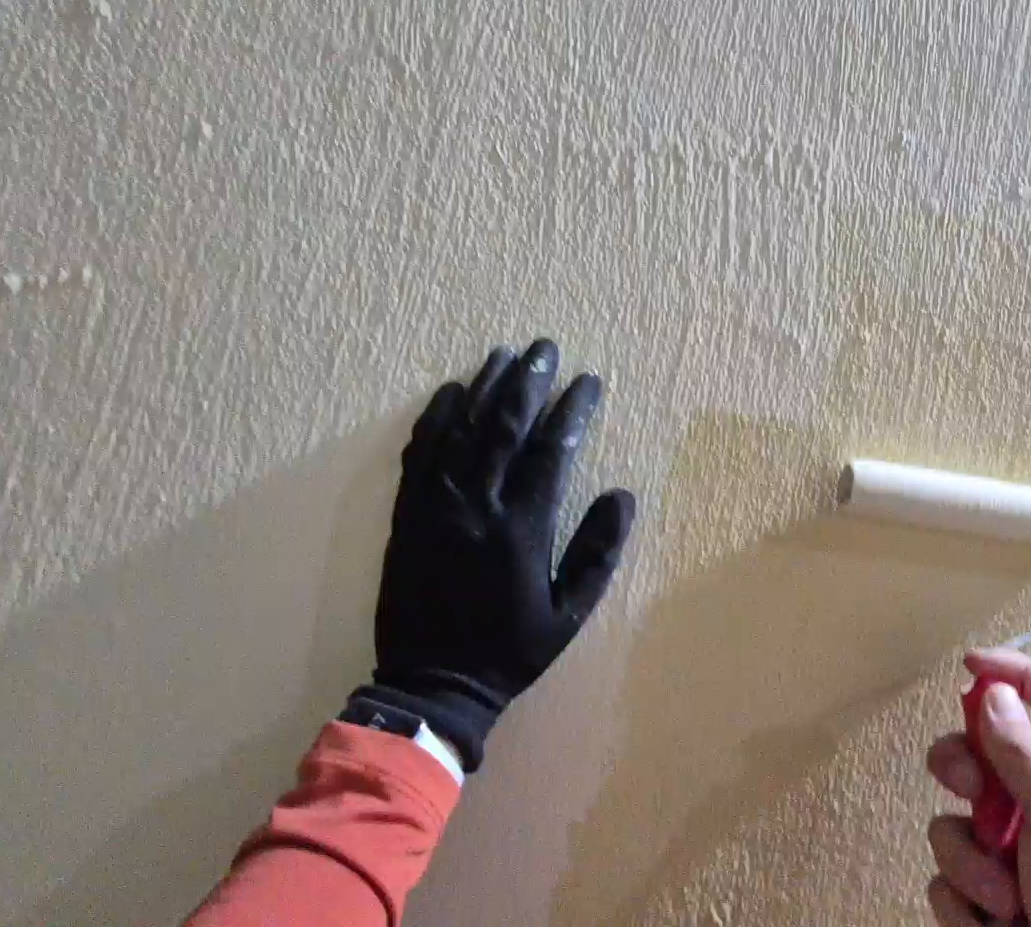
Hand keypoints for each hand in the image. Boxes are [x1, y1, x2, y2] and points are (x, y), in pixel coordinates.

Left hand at [351, 339, 635, 770]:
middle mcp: (478, 506)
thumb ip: (597, 554)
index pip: (551, 451)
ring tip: (503, 354)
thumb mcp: (569, 615)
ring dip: (483, 387)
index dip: (572, 411)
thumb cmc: (509, 651)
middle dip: (528, 382)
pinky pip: (419, 453)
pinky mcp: (407, 513)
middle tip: (545, 348)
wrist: (431, 683)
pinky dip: (434, 418)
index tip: (588, 382)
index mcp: (522, 529)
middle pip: (503, 427)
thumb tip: (623, 495)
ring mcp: (436, 506)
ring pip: (461, 430)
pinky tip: (447, 391)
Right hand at [925, 650, 1030, 926]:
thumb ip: (1023, 757)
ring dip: (969, 861)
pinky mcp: (981, 901)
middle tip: (966, 784)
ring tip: (1005, 900)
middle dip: (960, 767)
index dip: (1011, 673)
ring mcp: (1007, 857)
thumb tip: (992, 691)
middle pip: (979, 753)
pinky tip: (993, 926)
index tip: (968, 664)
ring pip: (952, 821)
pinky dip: (964, 905)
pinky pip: (945, 877)